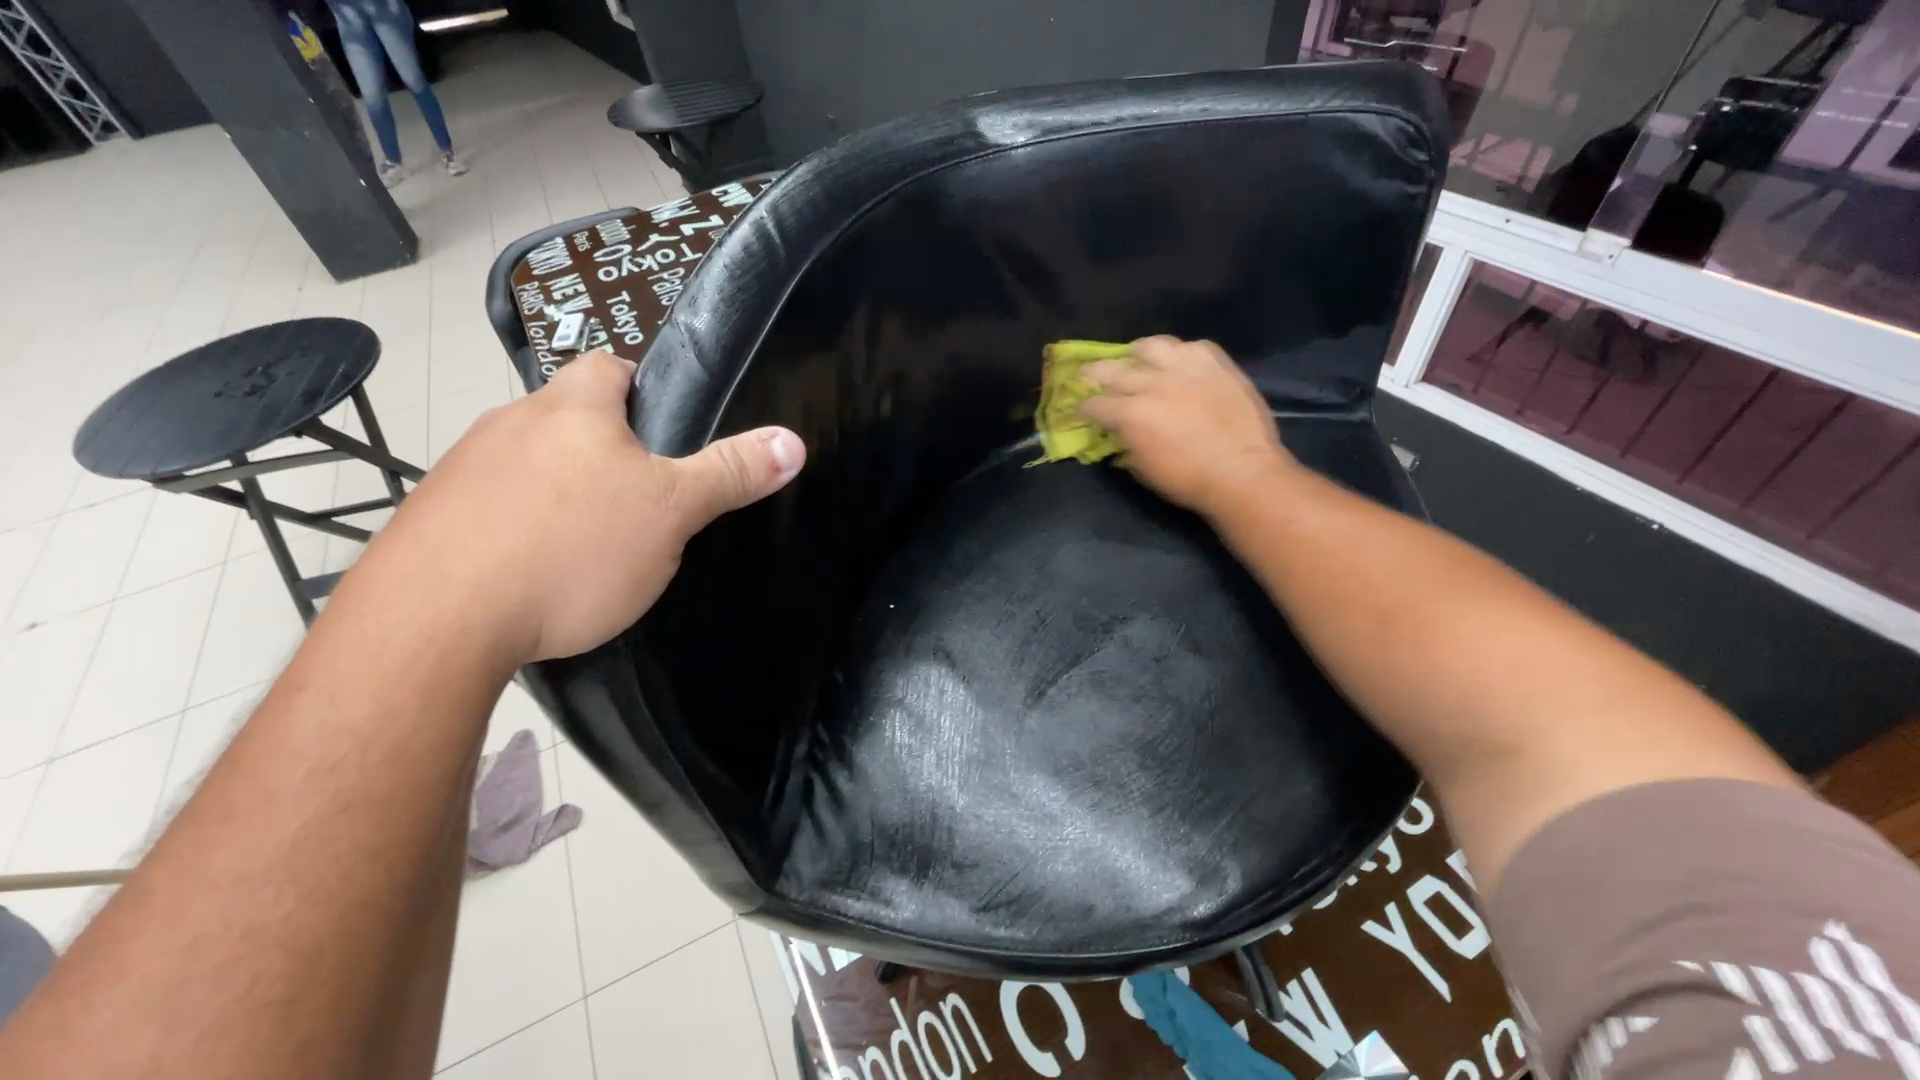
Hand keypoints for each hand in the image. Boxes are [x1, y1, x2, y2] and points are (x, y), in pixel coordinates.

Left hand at [356, 351, 804, 661]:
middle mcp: (510, 422)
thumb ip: (730, 474)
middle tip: (640, 497)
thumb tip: (794, 441)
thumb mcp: (671, 513)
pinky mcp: (432, 518)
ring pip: (526, 465)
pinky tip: (530, 573)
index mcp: (572, 408)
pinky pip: (487, 509)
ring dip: (555, 489)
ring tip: (585, 543)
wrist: (436, 620)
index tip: (667, 430)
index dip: (643, 387)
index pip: (610, 366)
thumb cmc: (571, 550)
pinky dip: (514, 528)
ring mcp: (462, 470)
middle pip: (567, 416)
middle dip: (602, 447)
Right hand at [1079, 336, 1294, 516]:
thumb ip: (1126, 446)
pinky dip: (1181, 353)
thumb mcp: (1143, 470)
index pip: (1095, 403)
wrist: (1243, 473)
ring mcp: (1185, 368)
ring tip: (1138, 359)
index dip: (1084, 408)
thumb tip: (1118, 436)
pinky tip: (1180, 363)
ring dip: (1138, 353)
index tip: (1082, 411)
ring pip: (1150, 346)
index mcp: (1131, 414)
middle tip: (1090, 376)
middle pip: (1113, 369)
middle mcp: (1153, 383)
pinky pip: (1192, 346)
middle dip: (1095, 374)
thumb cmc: (1189, 481)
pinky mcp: (1215, 363)